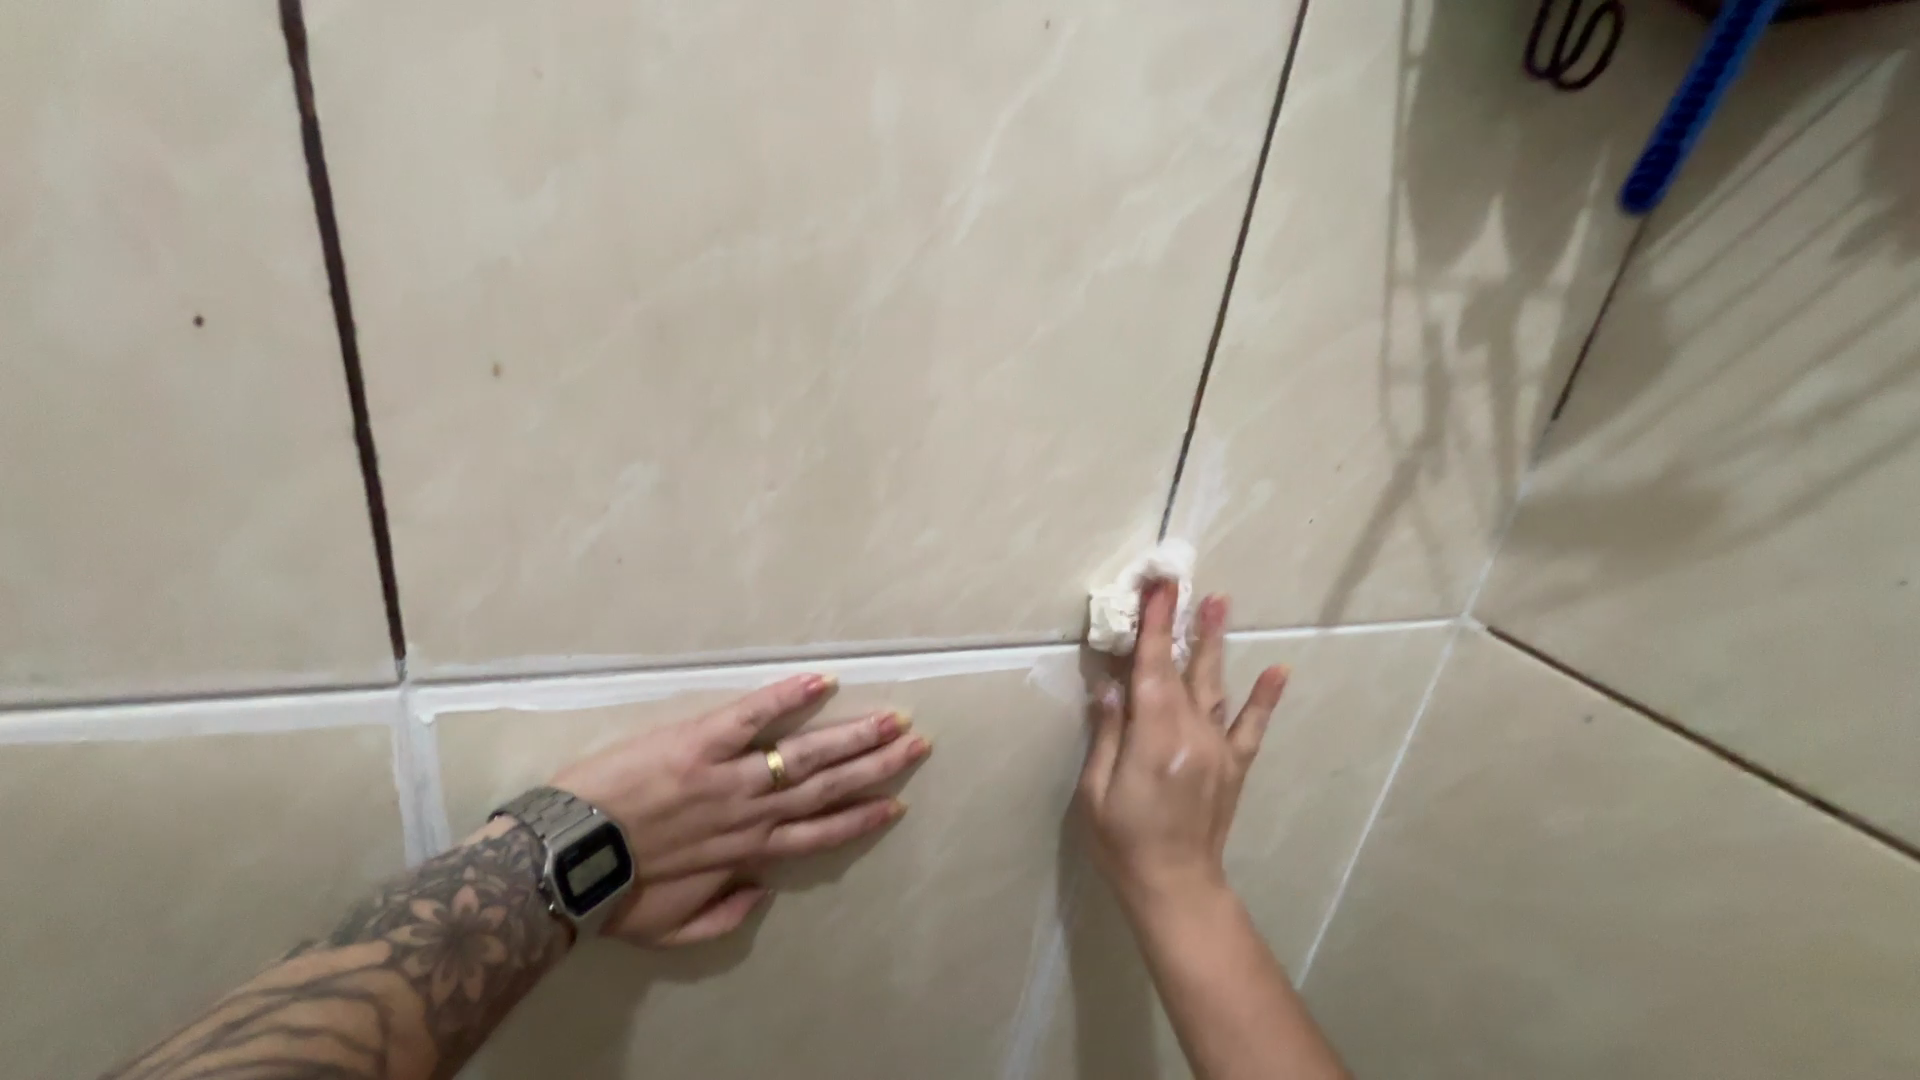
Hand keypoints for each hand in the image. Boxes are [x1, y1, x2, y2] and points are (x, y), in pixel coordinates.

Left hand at [551, 674, 930, 945]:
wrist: (569, 859)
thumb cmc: (620, 893)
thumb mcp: (672, 929)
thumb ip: (723, 917)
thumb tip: (763, 894)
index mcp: (750, 852)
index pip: (820, 834)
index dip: (860, 819)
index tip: (895, 805)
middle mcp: (754, 811)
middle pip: (828, 786)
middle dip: (876, 767)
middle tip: (916, 745)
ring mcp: (732, 773)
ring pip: (805, 753)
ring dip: (852, 736)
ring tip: (891, 719)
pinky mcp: (703, 741)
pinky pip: (753, 715)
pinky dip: (788, 698)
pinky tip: (823, 681)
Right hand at [1077, 583, 1286, 914]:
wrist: (1175, 887)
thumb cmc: (1122, 842)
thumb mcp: (1095, 792)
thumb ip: (1107, 735)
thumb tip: (1109, 686)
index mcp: (1153, 739)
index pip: (1149, 669)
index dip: (1151, 626)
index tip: (1156, 589)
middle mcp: (1190, 735)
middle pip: (1180, 668)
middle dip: (1178, 621)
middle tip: (1182, 581)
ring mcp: (1217, 748)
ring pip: (1214, 685)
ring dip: (1214, 642)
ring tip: (1220, 601)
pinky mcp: (1233, 765)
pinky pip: (1251, 726)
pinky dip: (1264, 698)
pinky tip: (1278, 669)